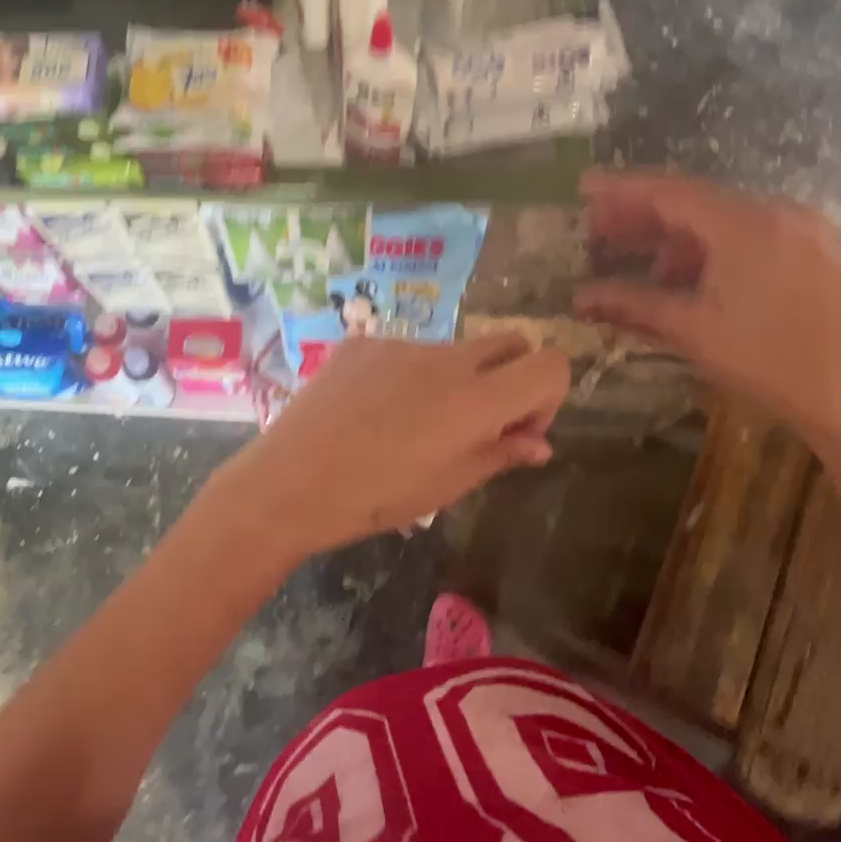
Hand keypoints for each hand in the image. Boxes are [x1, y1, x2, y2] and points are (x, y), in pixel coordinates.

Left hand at [196, 334, 570, 562]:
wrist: (289, 483)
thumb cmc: (373, 498)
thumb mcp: (446, 487)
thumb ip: (499, 455)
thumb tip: (539, 443)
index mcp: (477, 400)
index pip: (551, 365)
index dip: (547, 396)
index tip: (516, 431)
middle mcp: (446, 359)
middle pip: (510, 343)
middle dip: (510, 377)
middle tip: (476, 424)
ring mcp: (400, 345)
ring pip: (453, 350)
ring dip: (453, 380)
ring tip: (407, 427)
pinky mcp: (361, 344)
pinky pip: (404, 351)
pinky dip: (406, 376)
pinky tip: (370, 413)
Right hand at [573, 169, 840, 439]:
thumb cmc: (770, 359)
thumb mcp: (692, 330)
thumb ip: (631, 304)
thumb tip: (579, 297)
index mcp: (745, 223)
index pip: (670, 191)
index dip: (621, 189)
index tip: (583, 189)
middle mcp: (778, 213)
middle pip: (697, 201)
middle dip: (643, 215)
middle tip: (597, 231)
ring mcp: (805, 232)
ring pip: (724, 220)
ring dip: (675, 238)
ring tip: (638, 266)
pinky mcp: (818, 254)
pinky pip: (751, 236)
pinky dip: (709, 250)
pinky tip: (689, 280)